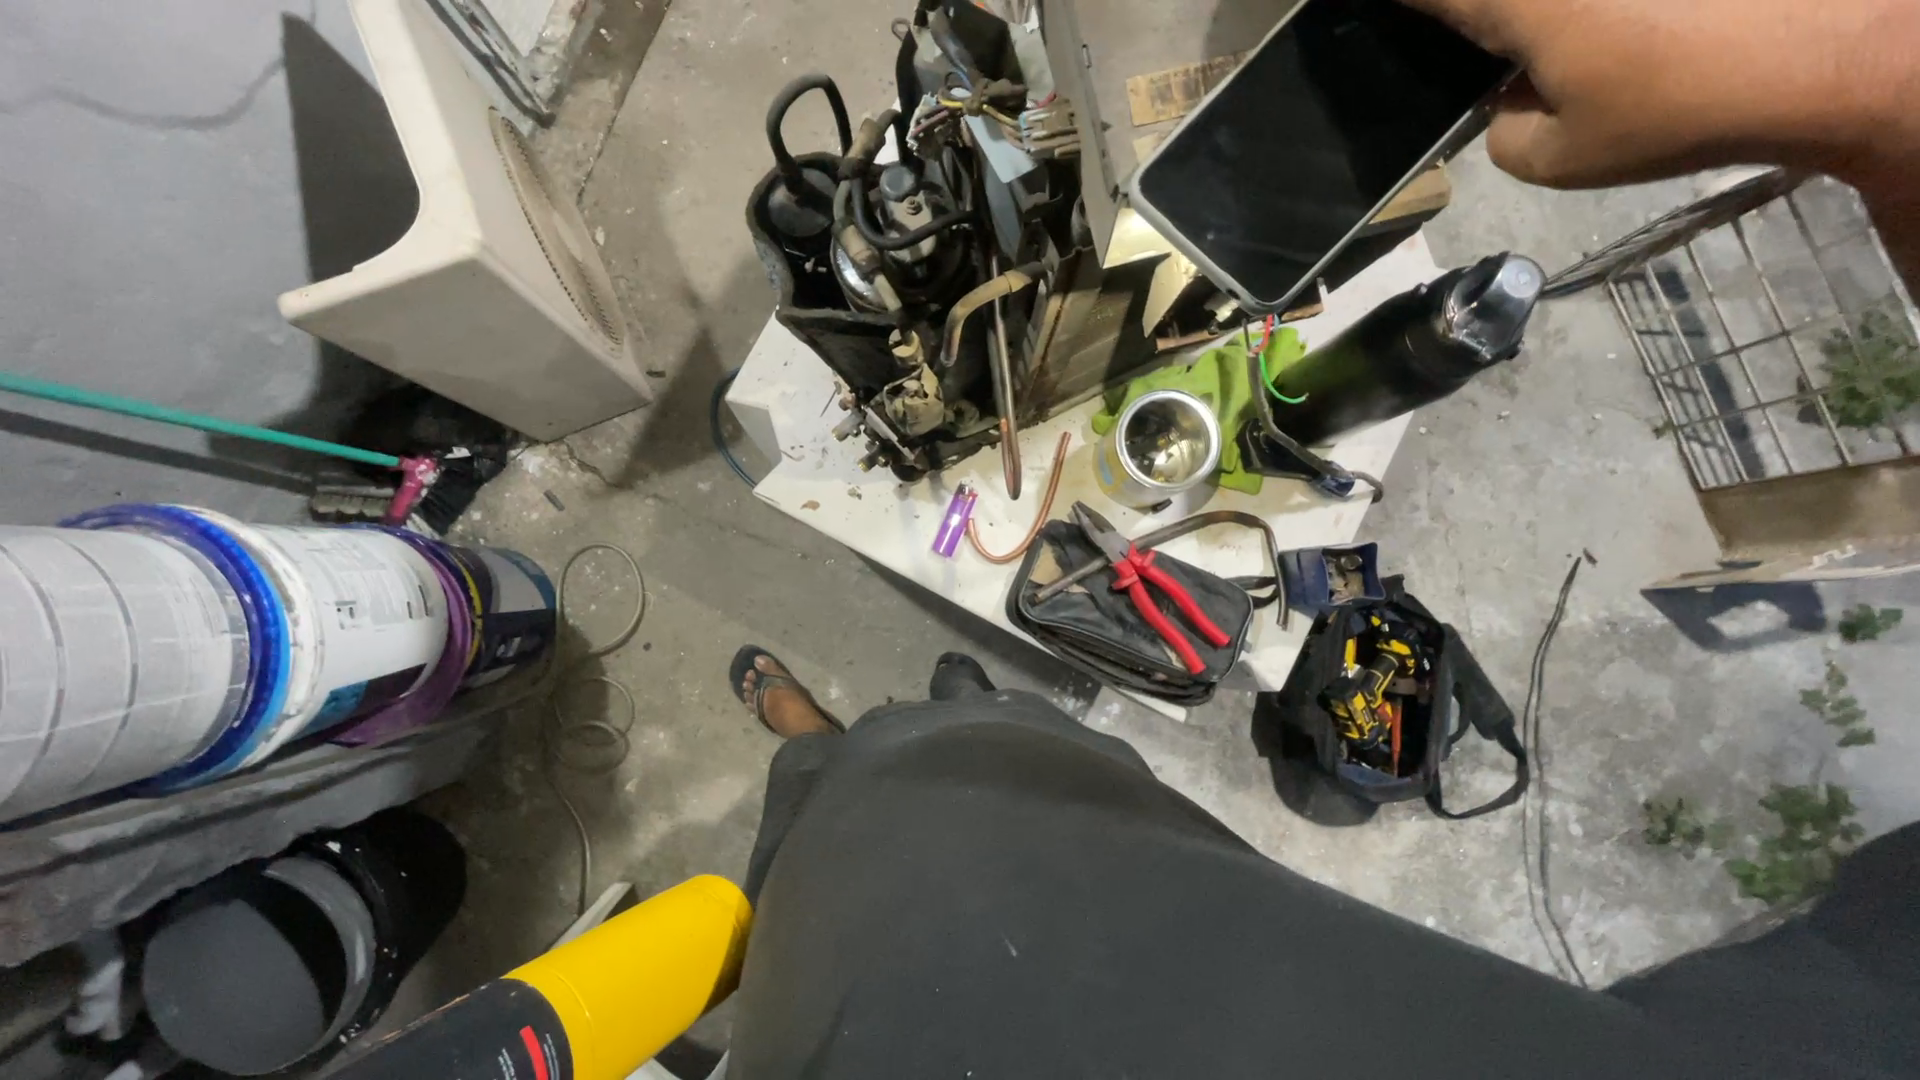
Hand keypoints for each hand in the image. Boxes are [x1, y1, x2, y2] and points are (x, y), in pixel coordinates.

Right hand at [1397, 0, 1919, 190]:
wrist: (1852, 45)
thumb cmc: (1684, 108)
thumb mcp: (1556, 157)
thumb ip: (1502, 128)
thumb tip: (1513, 92)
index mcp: (1514, 1)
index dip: (1386, 7)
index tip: (1358, 14)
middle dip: (1462, 19)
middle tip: (1475, 52)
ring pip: (1536, 7)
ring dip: (1521, 25)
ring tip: (1537, 56)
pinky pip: (1572, 3)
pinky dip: (1564, 18)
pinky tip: (1604, 34)